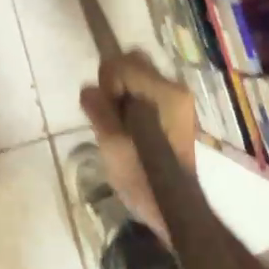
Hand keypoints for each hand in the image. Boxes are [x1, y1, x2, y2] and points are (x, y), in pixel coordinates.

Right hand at [79, 52, 197, 239]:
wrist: (171, 207)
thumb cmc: (140, 177)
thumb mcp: (111, 144)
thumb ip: (99, 110)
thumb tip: (88, 89)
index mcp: (163, 92)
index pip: (123, 63)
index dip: (107, 83)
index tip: (107, 110)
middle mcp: (176, 87)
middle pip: (134, 61)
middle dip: (114, 79)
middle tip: (110, 112)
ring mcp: (179, 98)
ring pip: (140, 73)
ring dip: (124, 90)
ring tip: (119, 121)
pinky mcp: (177, 110)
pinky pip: (148, 89)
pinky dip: (134, 99)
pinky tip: (130, 126)